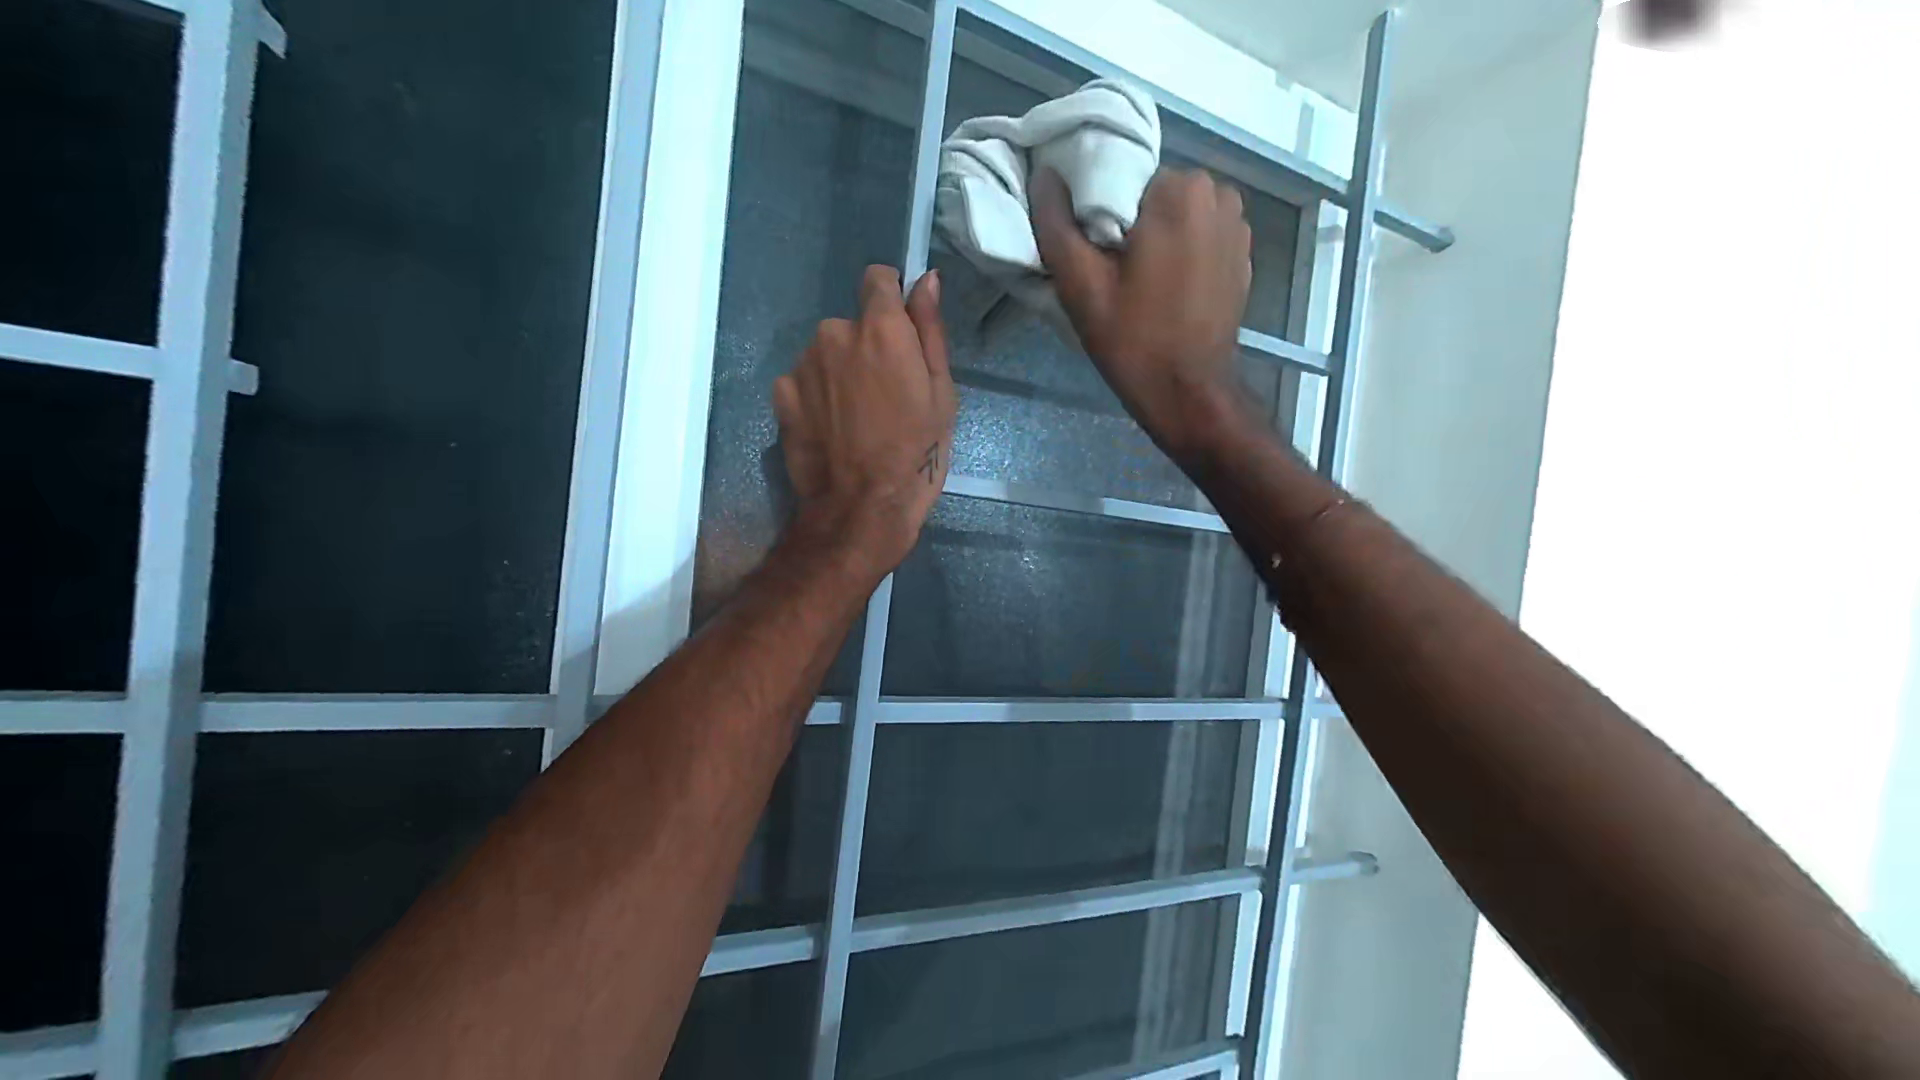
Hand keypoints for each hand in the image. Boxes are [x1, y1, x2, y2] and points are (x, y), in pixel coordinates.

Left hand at [773, 265, 955, 579]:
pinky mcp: (781, 395)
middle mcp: (834, 333)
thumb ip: (929, 330)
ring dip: (840, 372)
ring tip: (857, 418)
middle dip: (866, 347)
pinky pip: (804, 380)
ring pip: (826, 353)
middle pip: (851, 324)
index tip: (899, 332)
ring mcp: (802, 364)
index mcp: (881, 328)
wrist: (861, 508)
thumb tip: (927, 280)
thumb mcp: (941, 393)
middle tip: (884, 395)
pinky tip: (831, 429)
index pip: (878, 278)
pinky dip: (816, 395)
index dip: (891, 300)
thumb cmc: (916, 453)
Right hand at [1031, 167, 1251, 463]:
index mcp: (1180, 191)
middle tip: (1110, 272)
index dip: (1098, 212)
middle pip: (1151, 193)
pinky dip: (1180, 252)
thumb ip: (1057, 224)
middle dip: (1128, 224)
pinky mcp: (1243, 253)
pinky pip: (1199, 235)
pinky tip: (1165, 289)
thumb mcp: (1081, 286)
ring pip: (1176, 213)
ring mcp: (1238, 223)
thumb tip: (1045, 174)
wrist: (1188, 391)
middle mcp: (1218, 193)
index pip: (1123, 175)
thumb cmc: (1133, 340)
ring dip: (1155, 237)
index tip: (1090, 251)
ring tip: (1138, 283)